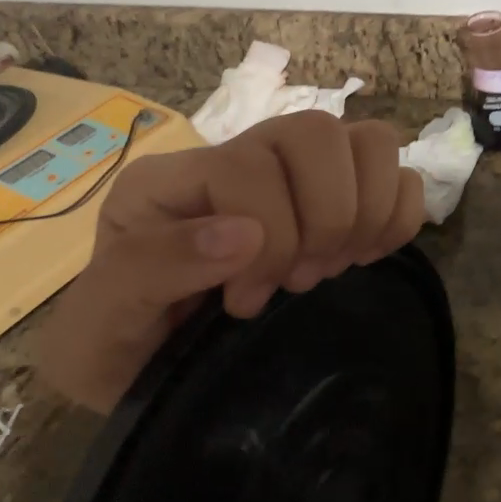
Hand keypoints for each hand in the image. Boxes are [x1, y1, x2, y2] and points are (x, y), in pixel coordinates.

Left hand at [37, 111, 426, 412]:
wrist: (151, 368)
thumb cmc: (120, 348)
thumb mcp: (97, 326)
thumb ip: (148, 269)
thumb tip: (244, 233)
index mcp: (173, 178)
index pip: (245, 164)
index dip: (266, 234)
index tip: (247, 302)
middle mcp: (243, 156)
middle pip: (319, 133)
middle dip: (326, 216)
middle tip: (302, 277)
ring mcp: (302, 173)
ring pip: (371, 141)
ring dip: (367, 212)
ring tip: (335, 264)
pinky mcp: (347, 196)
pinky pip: (403, 176)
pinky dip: (399, 217)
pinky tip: (365, 256)